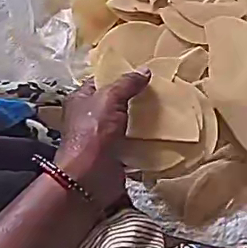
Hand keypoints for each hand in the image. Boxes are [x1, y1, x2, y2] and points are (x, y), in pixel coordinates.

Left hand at [56, 71, 149, 209]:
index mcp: (81, 100)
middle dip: (135, 97)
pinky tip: (162, 131)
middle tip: (158, 88)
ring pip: (127, 122)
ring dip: (143, 118)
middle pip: (116, 102)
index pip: (101, 81)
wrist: (90, 177)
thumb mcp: (109, 98)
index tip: (142, 72)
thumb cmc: (93, 133)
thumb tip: (144, 70)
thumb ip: (126, 84)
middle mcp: (90, 117)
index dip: (119, 75)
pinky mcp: (116, 154)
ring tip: (165, 107)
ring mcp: (103, 137)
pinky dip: (146, 139)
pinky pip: (134, 142)